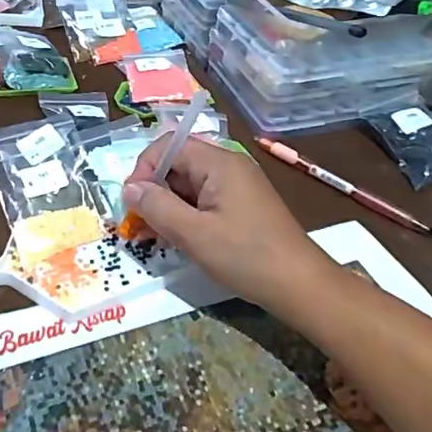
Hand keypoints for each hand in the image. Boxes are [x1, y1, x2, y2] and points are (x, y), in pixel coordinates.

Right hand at [124, 135, 330, 311]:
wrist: (301, 286)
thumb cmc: (246, 256)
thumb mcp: (194, 234)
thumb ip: (157, 207)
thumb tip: (130, 188)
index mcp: (219, 162)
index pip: (168, 145)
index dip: (144, 168)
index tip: (132, 202)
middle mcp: (228, 166)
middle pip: (178, 163)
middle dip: (153, 190)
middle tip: (139, 225)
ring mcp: (237, 185)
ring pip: (188, 184)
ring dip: (167, 205)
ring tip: (152, 236)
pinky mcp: (242, 205)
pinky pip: (204, 199)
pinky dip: (185, 214)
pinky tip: (176, 239)